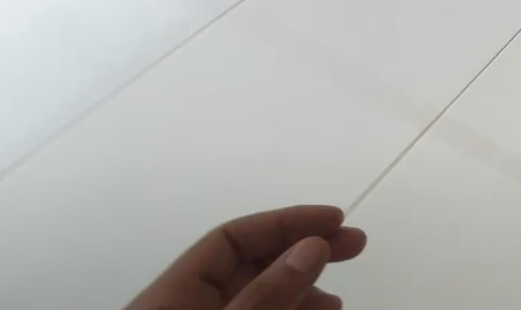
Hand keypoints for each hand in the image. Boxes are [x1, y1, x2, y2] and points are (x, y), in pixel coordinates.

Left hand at [124, 205, 366, 309]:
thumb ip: (266, 295)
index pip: (229, 238)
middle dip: (305, 252)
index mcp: (164, 300)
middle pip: (247, 265)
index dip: (286, 222)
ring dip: (302, 289)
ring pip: (254, 297)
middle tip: (356, 246)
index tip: (337, 220)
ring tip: (336, 302)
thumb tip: (316, 242)